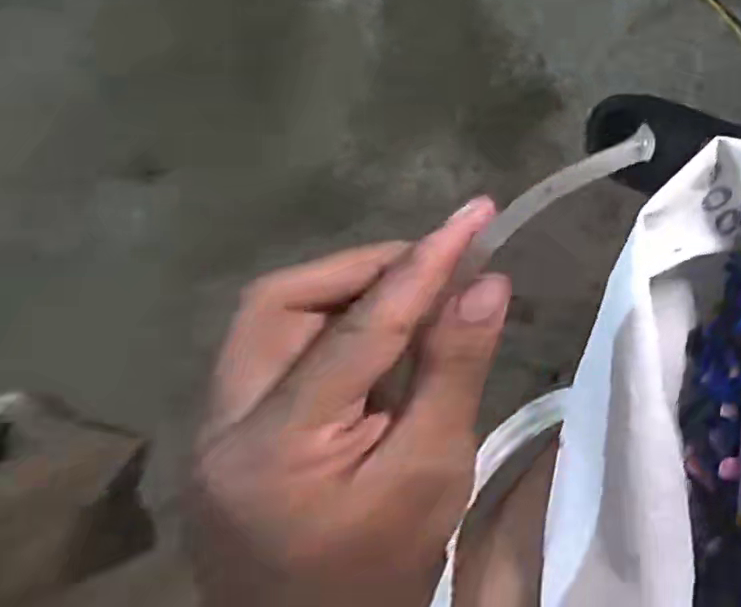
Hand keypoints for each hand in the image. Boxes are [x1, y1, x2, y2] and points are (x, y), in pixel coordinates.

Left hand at [187, 198, 510, 606]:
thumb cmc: (386, 554)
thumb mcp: (435, 462)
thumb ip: (456, 366)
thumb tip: (490, 282)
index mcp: (273, 445)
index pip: (359, 326)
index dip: (426, 263)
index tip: (478, 213)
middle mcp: (224, 424)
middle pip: (280, 305)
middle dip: (369, 269)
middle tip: (444, 265)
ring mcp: (222, 426)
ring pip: (277, 319)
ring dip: (358, 290)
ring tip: (431, 294)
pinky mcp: (241, 427)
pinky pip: (290, 345)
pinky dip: (351, 320)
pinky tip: (401, 333)